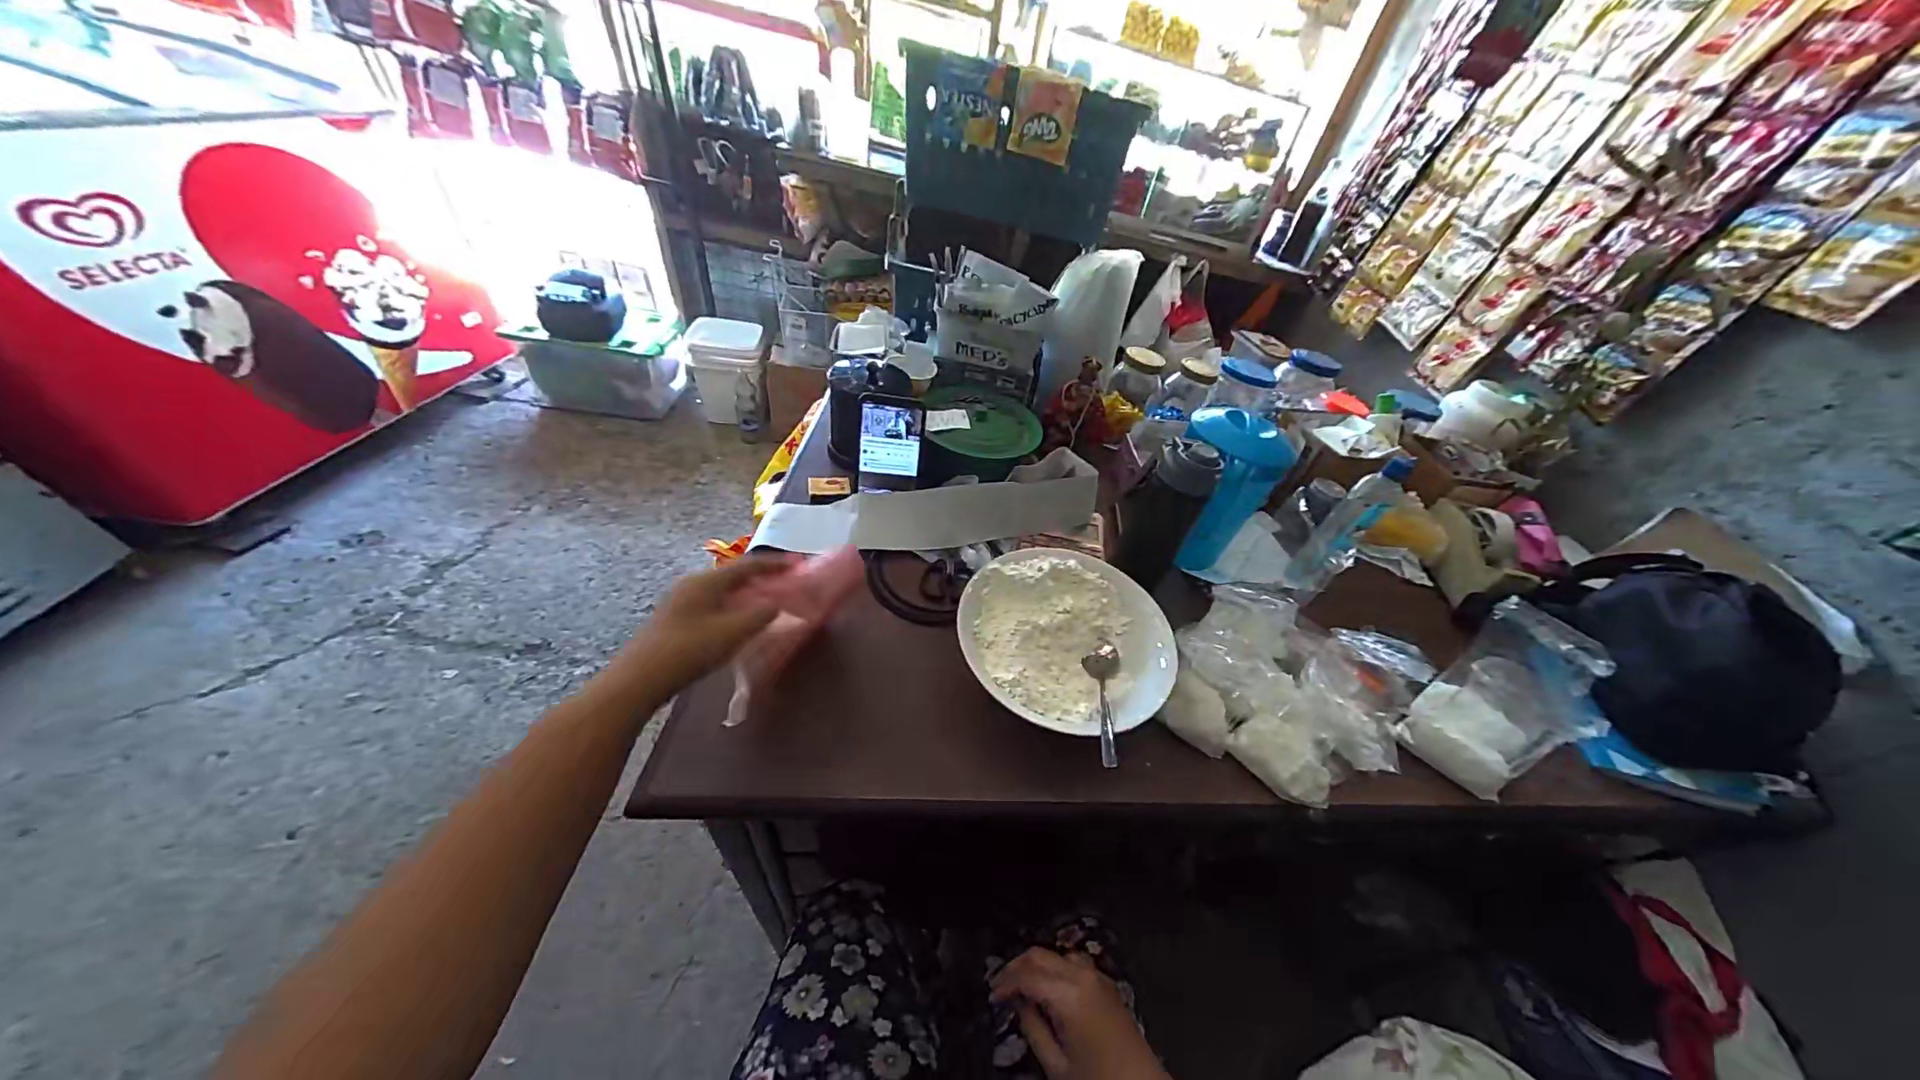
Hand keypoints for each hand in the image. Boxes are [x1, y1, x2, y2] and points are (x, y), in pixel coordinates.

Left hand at [616, 555, 795, 694]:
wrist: (640, 678)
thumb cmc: (690, 649)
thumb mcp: (733, 632)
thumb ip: (760, 614)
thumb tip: (775, 604)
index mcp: (707, 581)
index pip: (748, 565)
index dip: (774, 564)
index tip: (797, 564)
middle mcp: (692, 583)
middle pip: (733, 575)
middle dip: (760, 578)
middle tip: (783, 584)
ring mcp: (680, 600)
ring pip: (721, 590)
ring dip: (745, 594)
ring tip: (765, 603)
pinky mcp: (674, 618)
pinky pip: (711, 603)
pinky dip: (731, 606)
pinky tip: (737, 622)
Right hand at [990, 948, 1171, 1079]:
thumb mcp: (1056, 1064)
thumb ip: (1033, 1028)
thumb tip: (1019, 1003)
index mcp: (1069, 996)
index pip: (1027, 975)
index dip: (1005, 981)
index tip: (993, 994)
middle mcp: (1083, 977)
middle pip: (1040, 955)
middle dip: (1016, 966)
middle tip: (1001, 986)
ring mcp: (1098, 977)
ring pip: (1056, 954)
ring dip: (1036, 964)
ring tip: (1021, 985)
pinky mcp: (1107, 984)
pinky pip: (1074, 963)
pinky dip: (1055, 967)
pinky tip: (1048, 987)